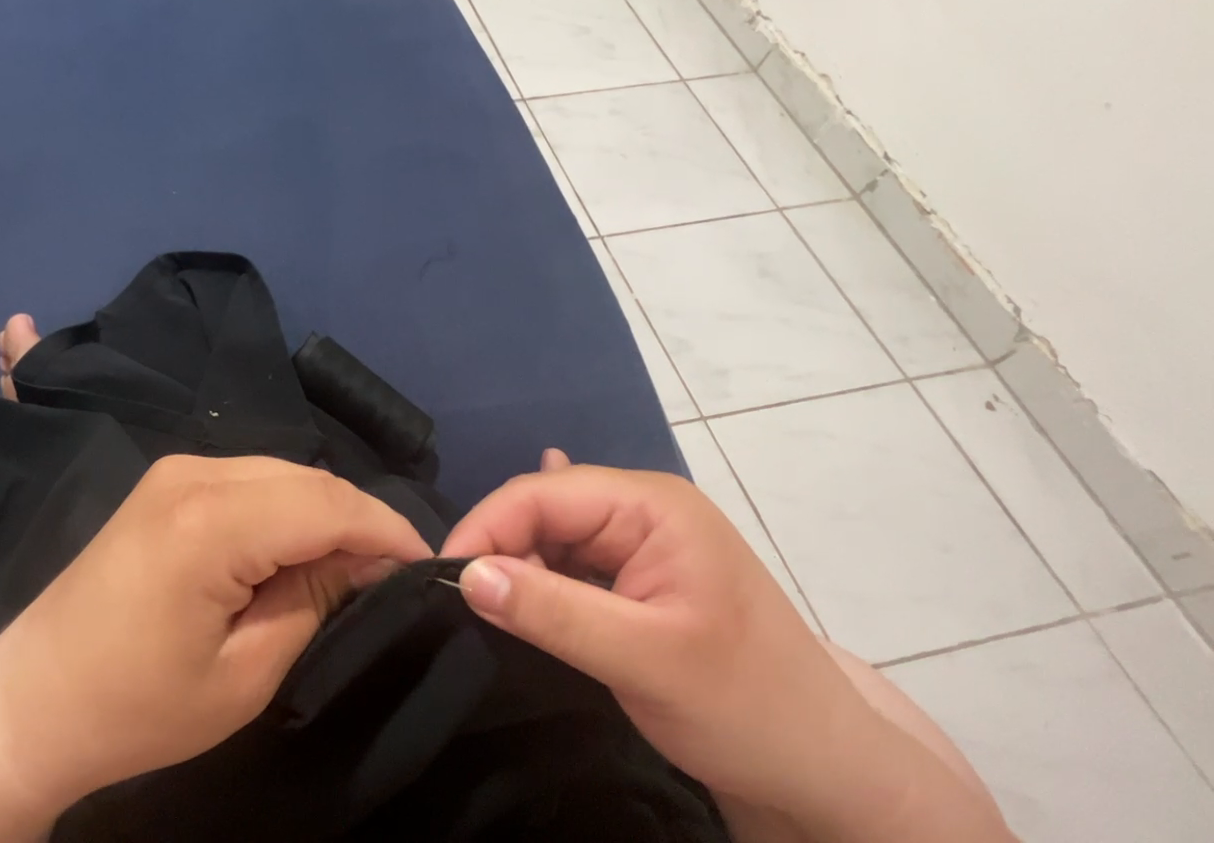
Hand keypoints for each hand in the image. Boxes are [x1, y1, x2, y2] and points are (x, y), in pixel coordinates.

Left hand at [0, 454, 433, 809]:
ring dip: (323, 512)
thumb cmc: (136, 707)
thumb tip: (366, 561)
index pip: (329, 502)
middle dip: (359, 519)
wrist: (32, 701)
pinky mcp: (163, 485)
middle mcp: (193, 474)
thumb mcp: (244, 674)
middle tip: (391, 575)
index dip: (386, 530)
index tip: (427, 566)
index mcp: (212, 521)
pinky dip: (285, 508)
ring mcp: (173, 472)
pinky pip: (248, 480)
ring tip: (351, 567)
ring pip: (281, 473)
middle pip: (308, 479)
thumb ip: (312, 601)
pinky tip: (297, 548)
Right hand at [441, 451, 892, 820]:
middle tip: (463, 610)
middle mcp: (642, 509)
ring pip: (548, 538)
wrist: (820, 768)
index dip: (485, 530)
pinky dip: (538, 579)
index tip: (443, 585)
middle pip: (540, 510)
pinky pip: (568, 563)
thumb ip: (552, 611)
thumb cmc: (745, 706)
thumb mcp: (644, 658)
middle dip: (497, 552)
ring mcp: (640, 542)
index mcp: (652, 505)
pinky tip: (514, 589)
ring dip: (515, 572)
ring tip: (488, 616)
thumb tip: (464, 575)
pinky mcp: (634, 576)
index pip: (541, 494)